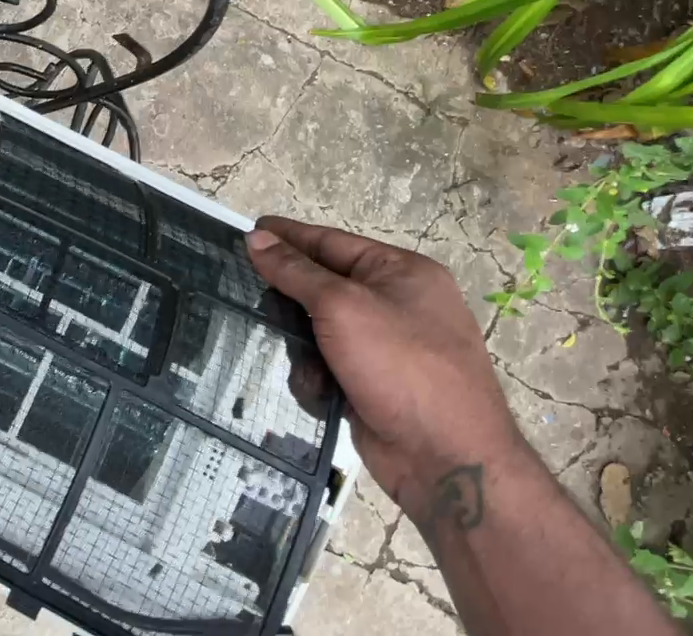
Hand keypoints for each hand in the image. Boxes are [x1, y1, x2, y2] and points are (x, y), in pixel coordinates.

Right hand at [246, 216, 528, 515]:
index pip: (330, 241)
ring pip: (316, 326)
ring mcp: (385, 344)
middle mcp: (396, 303)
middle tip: (253, 299)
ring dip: (299, 344)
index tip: (244, 232)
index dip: (286, 237)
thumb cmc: (401, 367)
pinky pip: (325, 361)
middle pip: (320, 284)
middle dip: (289, 298)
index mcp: (402, 273)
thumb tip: (255, 237)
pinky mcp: (371, 380)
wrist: (447, 459)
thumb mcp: (341, 307)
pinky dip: (313, 373)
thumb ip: (294, 270)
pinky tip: (316, 389)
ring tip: (291, 355)